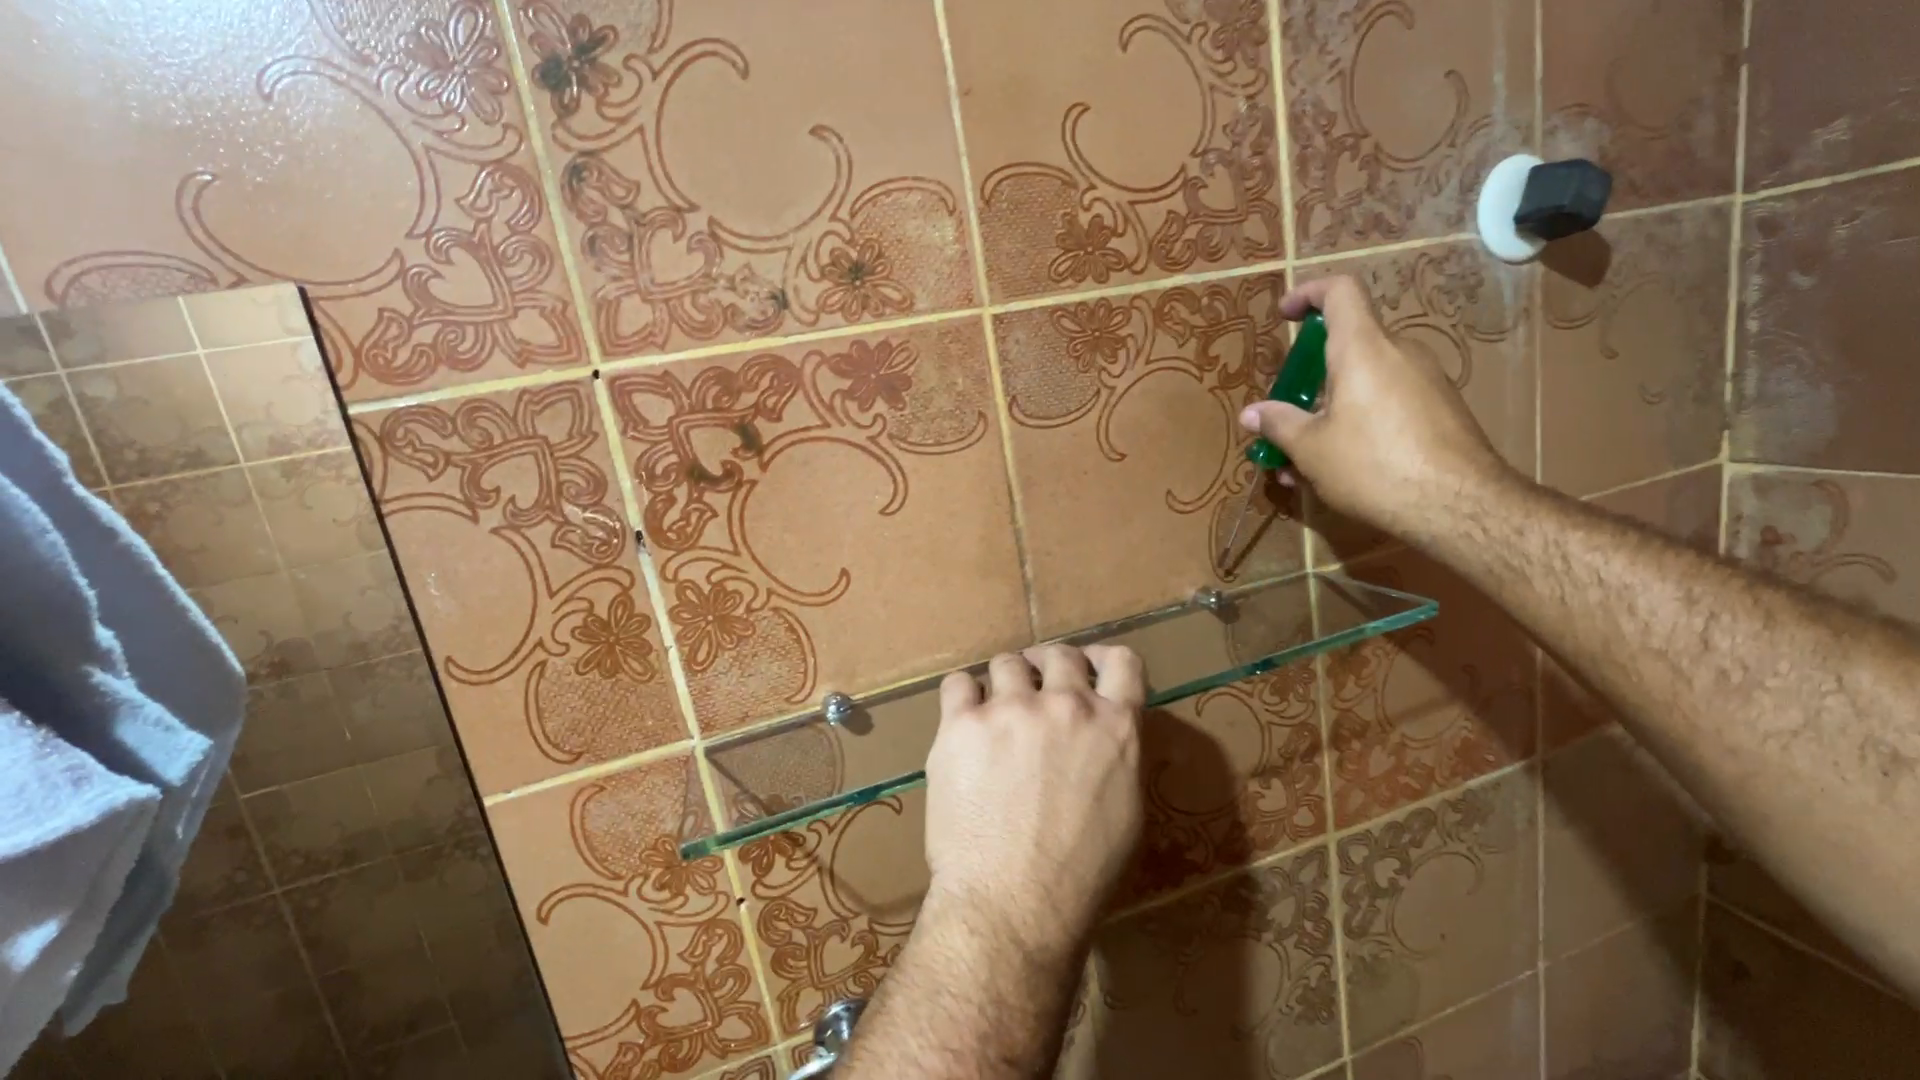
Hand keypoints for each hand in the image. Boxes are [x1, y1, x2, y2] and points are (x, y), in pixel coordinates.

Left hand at [922, 644, 1144, 956]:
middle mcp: (1067, 705)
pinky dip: (963, 697)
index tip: (1085, 669)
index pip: (1121, 661)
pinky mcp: (963, 723)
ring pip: (1007, 663)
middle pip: (1059, 655)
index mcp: (1116, 727)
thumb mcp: (1126, 814)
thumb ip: (1117, 759)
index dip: (1101, 660)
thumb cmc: (1080, 875)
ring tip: (995, 711)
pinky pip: (958, 683)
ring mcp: (1012, 709)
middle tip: (1034, 689)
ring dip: (1004, 682)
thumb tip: (1103, 739)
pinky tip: (963, 721)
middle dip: (1048, 667)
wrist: (1013, 901)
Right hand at [1240, 275, 1518, 541]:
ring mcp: (1425, 381)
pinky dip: (1359, 423)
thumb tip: (1252, 414)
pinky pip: (1388, 402)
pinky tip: (1342, 469)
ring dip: (1330, 411)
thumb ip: (1279, 424)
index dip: (1308, 293)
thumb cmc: (1373, 466)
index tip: (1285, 315)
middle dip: (1309, 379)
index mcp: (1363, 349)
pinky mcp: (1440, 410)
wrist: (1459, 505)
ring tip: (1304, 461)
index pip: (1339, 292)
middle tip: (1285, 417)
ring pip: (1365, 382)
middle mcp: (1398, 353)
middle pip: (1347, 347)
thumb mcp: (1311, 449)